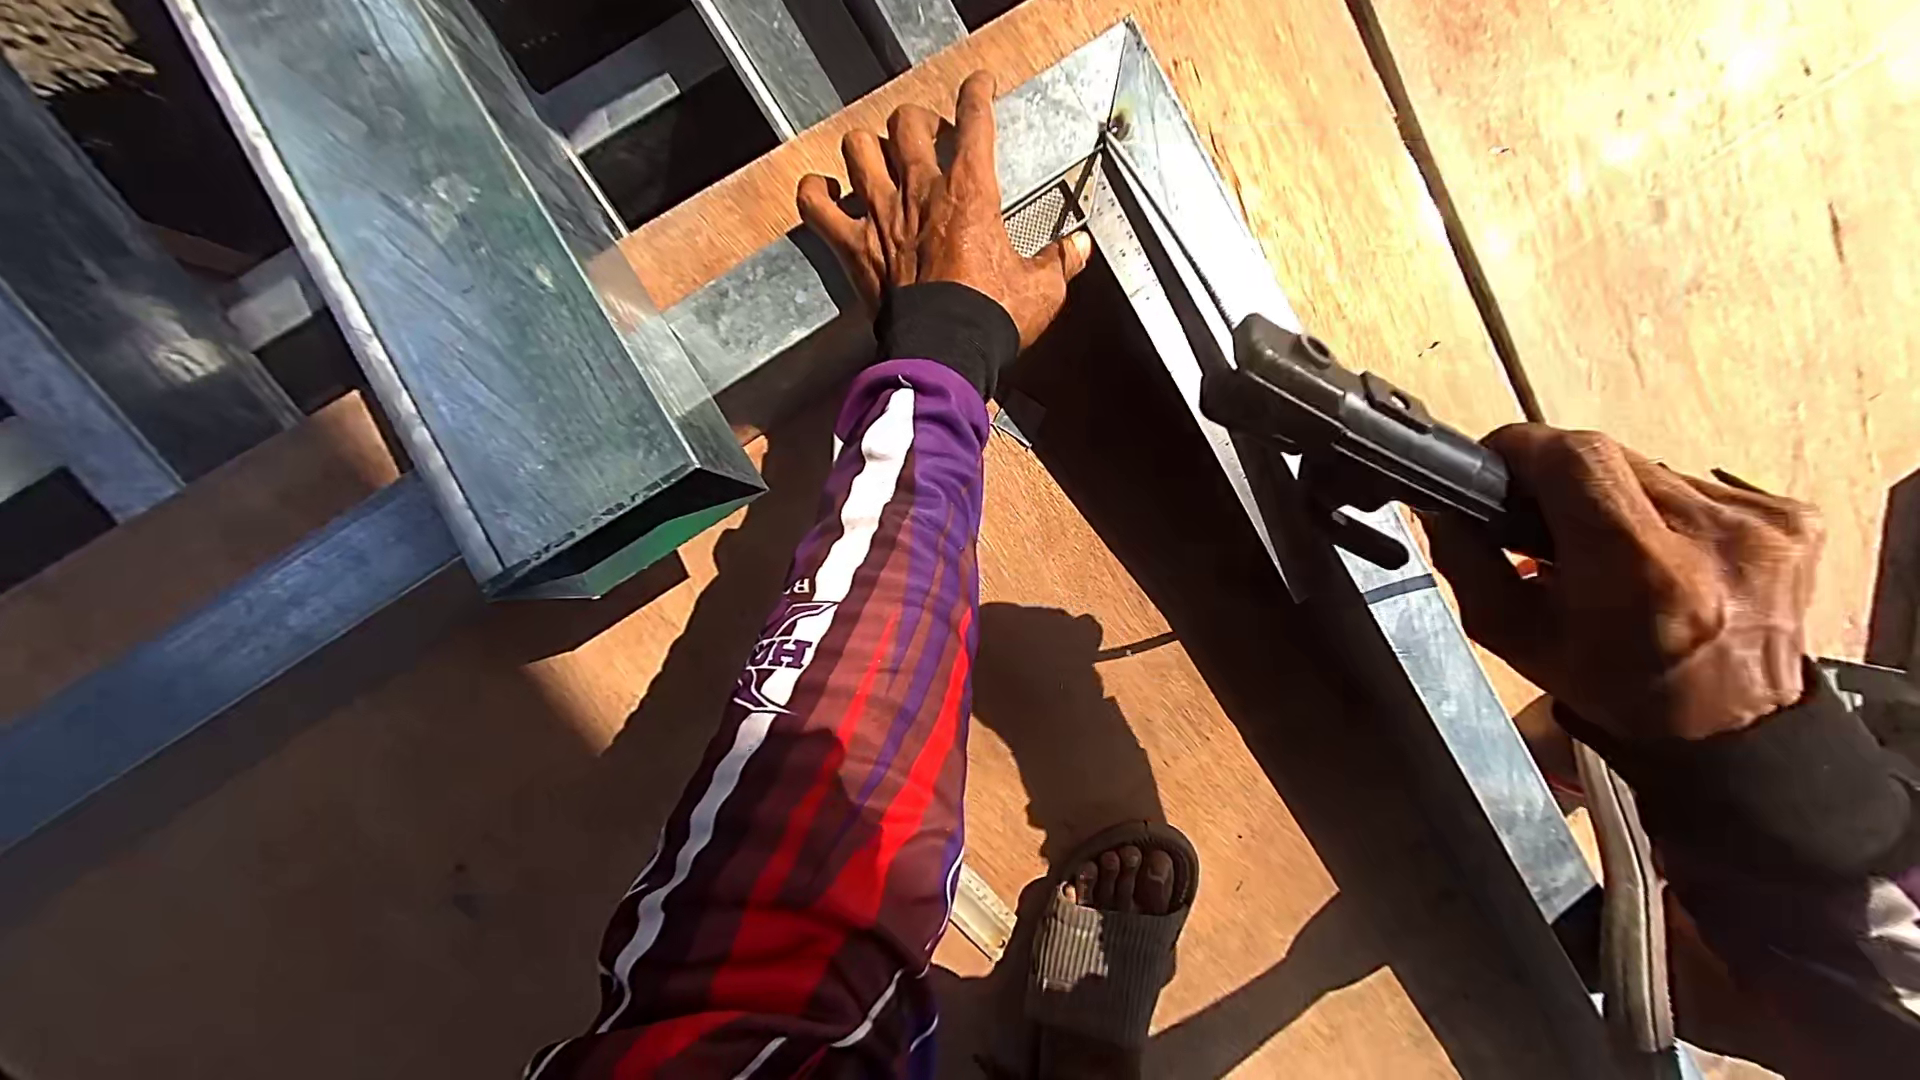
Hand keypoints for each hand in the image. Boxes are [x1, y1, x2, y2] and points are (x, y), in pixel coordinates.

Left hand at [795, 70, 1090, 347]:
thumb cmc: (989, 321)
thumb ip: (1060, 262)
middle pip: (906, 123)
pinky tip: (825, 193)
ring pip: (858, 148)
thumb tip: (1080, 248)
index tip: (978, 89)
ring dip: (866, 150)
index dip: (977, 94)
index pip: (974, 119)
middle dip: (917, 124)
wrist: (946, 355)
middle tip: (926, 140)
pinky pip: (817, 206)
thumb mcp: (1040, 290)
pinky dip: (815, 195)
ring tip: (876, 161)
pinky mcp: (855, 250)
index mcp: (969, 193)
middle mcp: (919, 193)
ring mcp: (881, 217)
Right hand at [1424, 424, 1821, 741]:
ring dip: (1599, 490)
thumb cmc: (1608, 682)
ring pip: (1642, 464)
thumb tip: (1444, 507)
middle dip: (1552, 474)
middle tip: (1530, 512)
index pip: (1574, 458)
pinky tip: (1644, 545)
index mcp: (1637, 571)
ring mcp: (1761, 523)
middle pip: (1604, 454)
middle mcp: (1711, 536)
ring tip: (1589, 538)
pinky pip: (1686, 482)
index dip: (1521, 447)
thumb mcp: (1507, 630)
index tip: (1493, 461)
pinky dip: (1648, 504)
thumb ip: (1466, 561)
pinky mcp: (1789, 517)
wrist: (1725, 723)